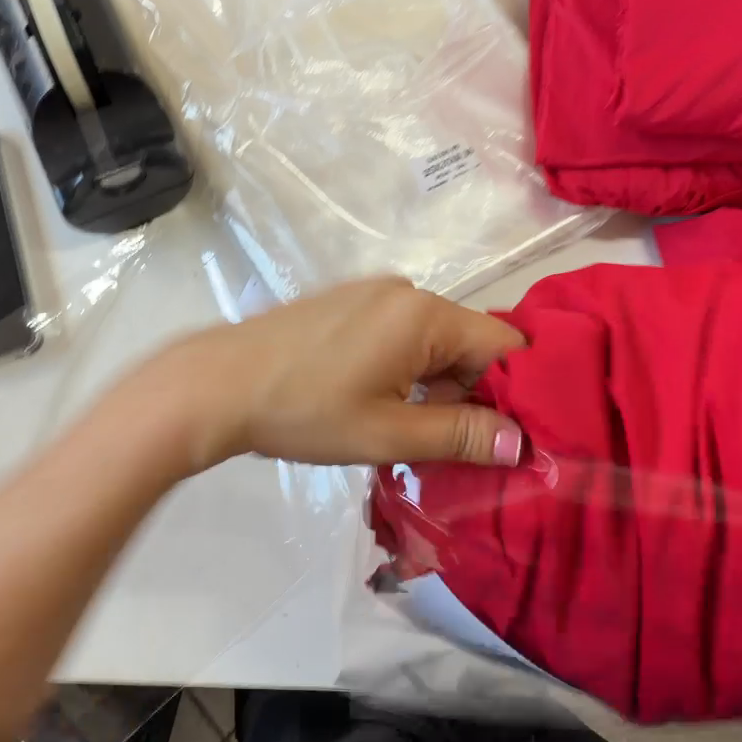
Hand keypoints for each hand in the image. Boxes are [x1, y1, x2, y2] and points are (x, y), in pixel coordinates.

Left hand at [133, 276, 527, 471]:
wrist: (218, 385)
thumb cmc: (305, 411)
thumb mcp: (389, 434)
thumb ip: (460, 436)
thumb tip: (523, 443)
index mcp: (425, 314)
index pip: (505, 346)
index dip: (519, 393)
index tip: (517, 440)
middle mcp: (406, 292)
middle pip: (469, 343)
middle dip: (474, 395)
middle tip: (463, 450)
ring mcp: (372, 294)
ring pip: (434, 343)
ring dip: (439, 387)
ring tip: (419, 435)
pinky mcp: (347, 304)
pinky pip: (401, 335)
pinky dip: (408, 371)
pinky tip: (384, 405)